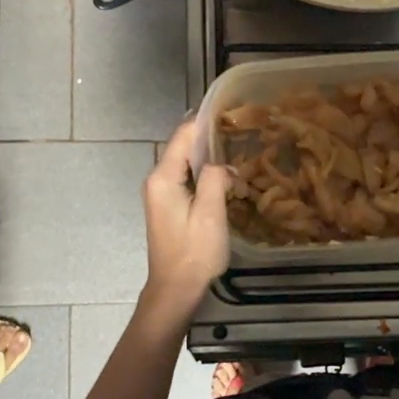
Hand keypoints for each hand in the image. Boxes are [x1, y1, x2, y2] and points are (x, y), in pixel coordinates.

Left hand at [142, 119, 230, 313]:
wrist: (175, 289)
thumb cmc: (194, 253)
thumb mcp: (211, 214)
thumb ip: (215, 179)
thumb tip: (222, 164)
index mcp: (163, 178)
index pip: (184, 135)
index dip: (206, 119)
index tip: (232, 109)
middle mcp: (157, 180)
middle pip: (183, 146)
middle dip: (210, 135)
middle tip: (242, 127)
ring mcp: (161, 193)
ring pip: (186, 162)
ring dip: (210, 154)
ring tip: (239, 145)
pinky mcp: (169, 205)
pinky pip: (187, 177)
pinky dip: (205, 171)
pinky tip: (226, 173)